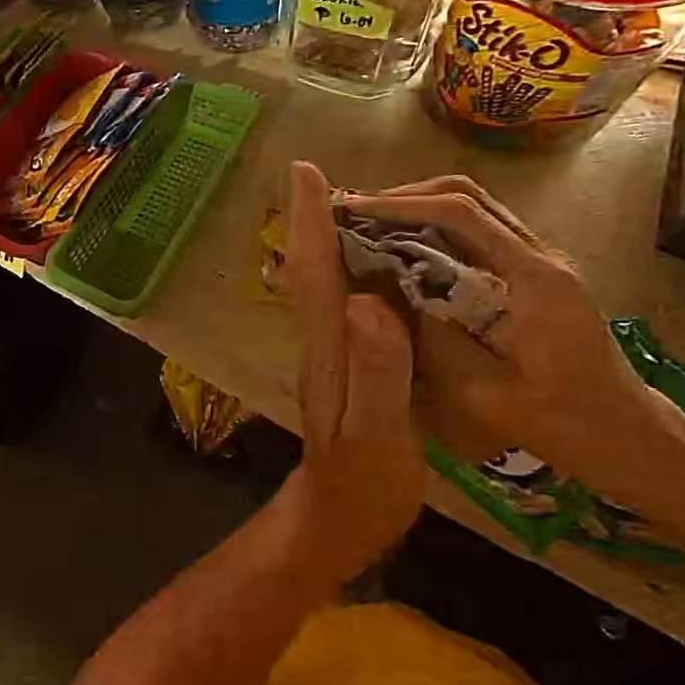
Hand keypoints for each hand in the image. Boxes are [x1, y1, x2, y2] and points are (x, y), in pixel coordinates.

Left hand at [287, 162, 426, 570]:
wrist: (345, 514)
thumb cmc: (364, 478)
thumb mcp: (379, 430)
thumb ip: (378, 370)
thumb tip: (367, 301)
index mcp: (329, 342)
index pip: (317, 267)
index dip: (311, 218)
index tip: (305, 170)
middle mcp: (325, 335)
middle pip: (316, 264)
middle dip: (315, 217)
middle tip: (319, 172)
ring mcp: (334, 349)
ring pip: (329, 279)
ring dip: (330, 238)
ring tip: (347, 202)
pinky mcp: (350, 364)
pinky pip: (348, 303)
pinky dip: (355, 273)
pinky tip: (376, 266)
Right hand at [339, 176, 660, 491]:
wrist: (626, 437)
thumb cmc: (557, 421)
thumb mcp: (480, 389)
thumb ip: (428, 334)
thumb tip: (376, 290)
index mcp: (533, 277)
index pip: (460, 214)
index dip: (398, 205)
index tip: (350, 211)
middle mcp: (540, 255)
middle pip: (467, 196)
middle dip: (404, 197)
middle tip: (354, 215)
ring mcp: (540, 261)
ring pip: (474, 208)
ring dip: (418, 208)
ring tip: (369, 226)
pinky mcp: (533, 273)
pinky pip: (478, 232)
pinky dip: (434, 228)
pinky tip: (402, 249)